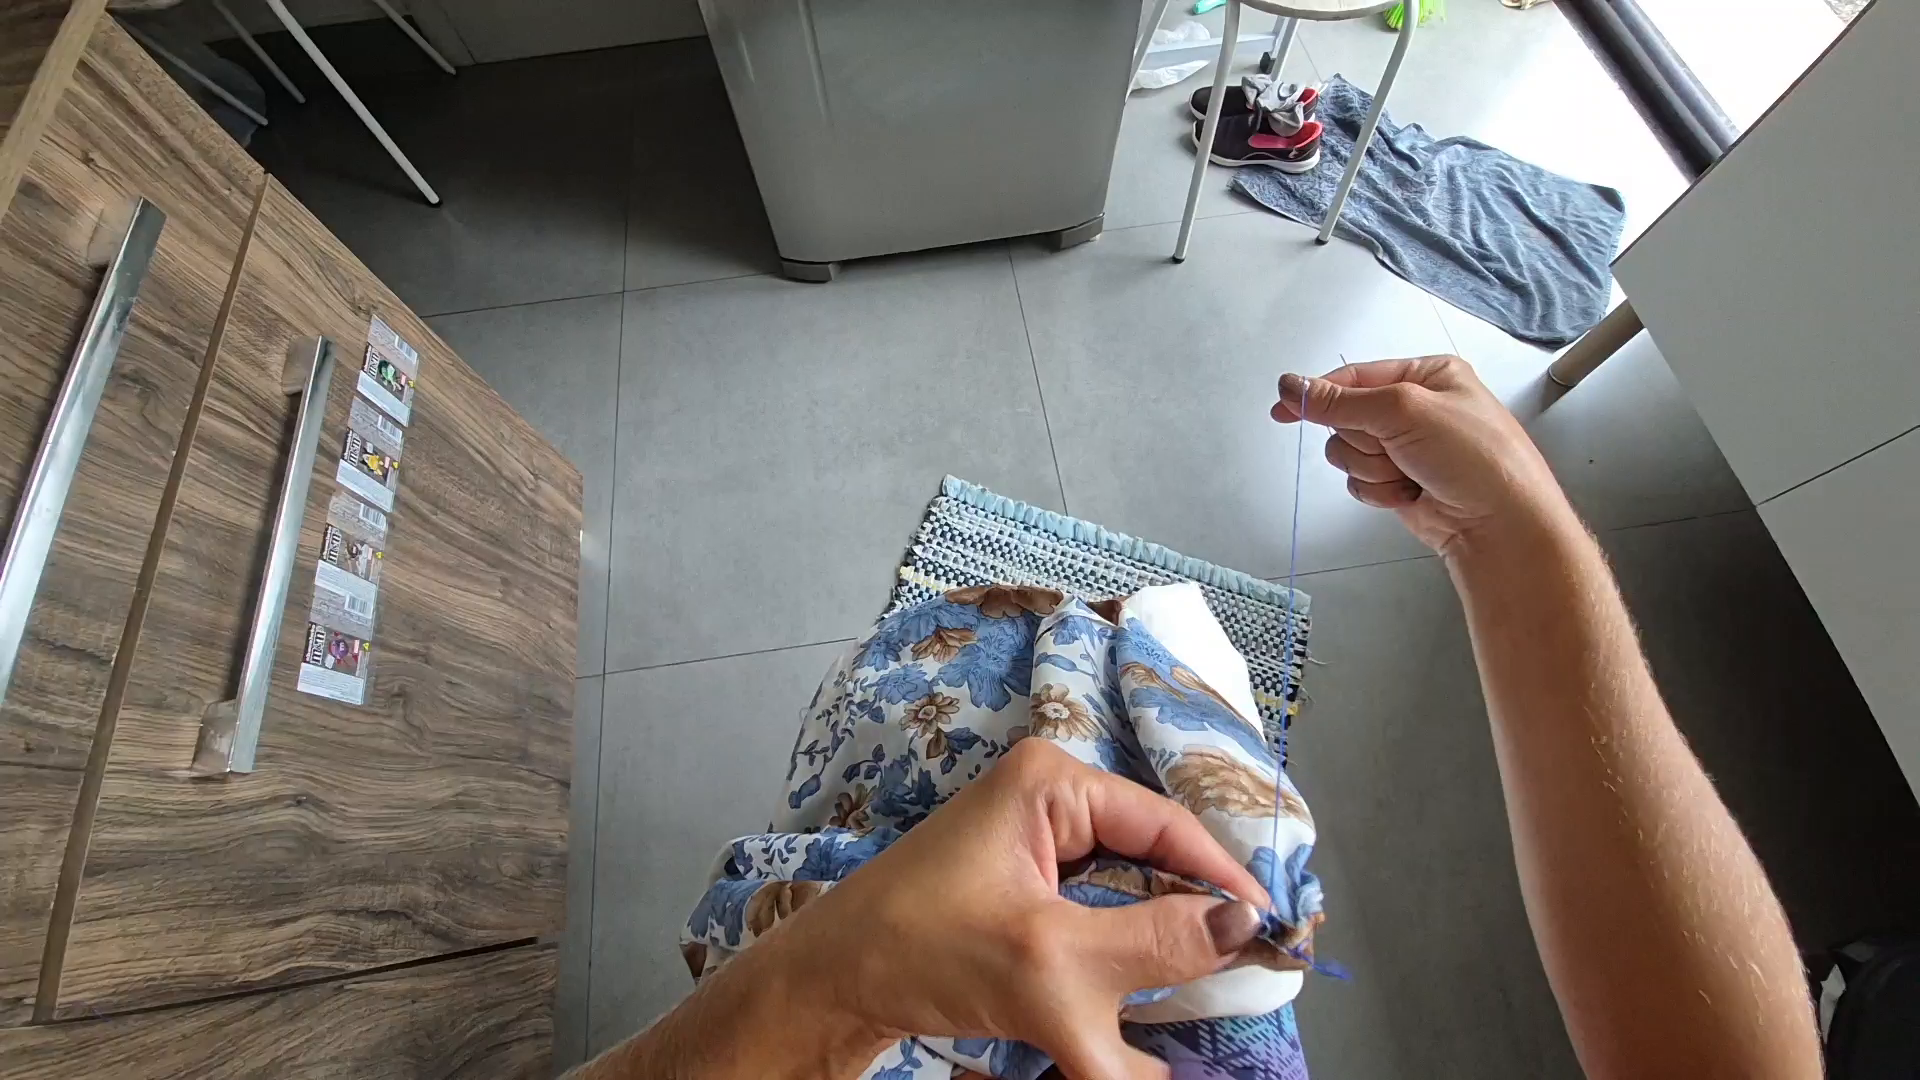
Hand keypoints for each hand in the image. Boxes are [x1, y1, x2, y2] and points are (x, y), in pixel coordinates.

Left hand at [767, 738, 1273, 1079]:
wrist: (835, 982)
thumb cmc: (926, 946)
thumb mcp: (1050, 955)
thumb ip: (1152, 941)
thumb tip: (1241, 926)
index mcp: (1050, 781)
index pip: (1160, 819)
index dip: (1221, 874)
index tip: (1274, 932)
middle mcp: (1046, 798)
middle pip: (1145, 853)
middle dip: (1188, 915)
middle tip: (1243, 970)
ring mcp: (1032, 842)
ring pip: (1122, 889)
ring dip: (1153, 946)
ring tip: (1200, 989)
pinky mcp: (1022, 885)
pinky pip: (1092, 912)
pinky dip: (1118, 958)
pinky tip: (1141, 1001)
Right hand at [1270, 355, 1574, 555]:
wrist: (1499, 524)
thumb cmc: (1474, 457)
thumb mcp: (1403, 413)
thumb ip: (1339, 401)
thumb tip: (1289, 386)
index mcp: (1425, 375)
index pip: (1353, 378)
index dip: (1317, 395)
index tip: (1283, 410)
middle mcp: (1413, 408)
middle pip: (1344, 419)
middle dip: (1363, 440)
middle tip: (1396, 447)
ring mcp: (1403, 446)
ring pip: (1346, 453)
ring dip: (1371, 468)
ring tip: (1409, 473)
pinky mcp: (1395, 479)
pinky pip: (1356, 480)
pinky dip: (1376, 490)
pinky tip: (1407, 492)